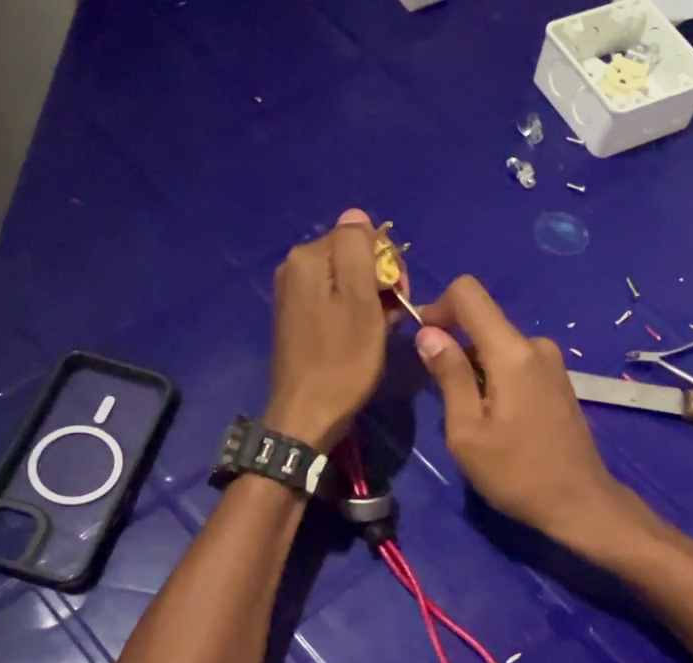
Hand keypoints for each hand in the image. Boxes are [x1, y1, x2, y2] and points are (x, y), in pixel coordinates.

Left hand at [263, 208, 393, 449]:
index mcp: (308, 257)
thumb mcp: (361, 302)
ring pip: (346, 282)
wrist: (306, 416)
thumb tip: (357, 215)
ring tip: (381, 332)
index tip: (399, 297)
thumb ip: (360, 251)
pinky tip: (365, 338)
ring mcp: (293, 295)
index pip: (361, 235)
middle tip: (393, 317)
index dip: (388, 263)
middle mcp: (294, 268)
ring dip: (371, 301)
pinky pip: (334, 303)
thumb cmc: (342, 362)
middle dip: (379, 281)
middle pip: (352, 257)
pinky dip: (354, 315)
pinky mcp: (297, 319)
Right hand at [416, 276, 641, 548]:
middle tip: (443, 402)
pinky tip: (498, 424)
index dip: (437, 307)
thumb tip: (428, 333)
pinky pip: (516, 365)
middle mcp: (536, 347)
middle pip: (483, 324)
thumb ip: (449, 376)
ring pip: (498, 348)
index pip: (469, 293)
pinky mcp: (559, 384)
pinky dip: (496, 381)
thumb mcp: (467, 431)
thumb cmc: (516, 473)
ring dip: (476, 372)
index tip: (422, 342)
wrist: (578, 503)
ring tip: (473, 422)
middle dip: (455, 350)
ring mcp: (552, 365)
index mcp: (512, 352)